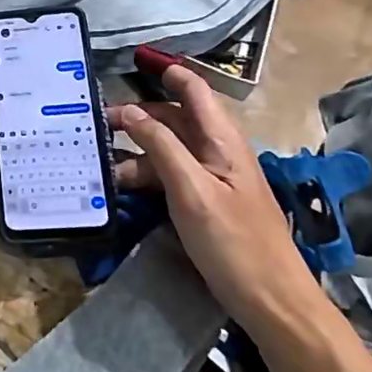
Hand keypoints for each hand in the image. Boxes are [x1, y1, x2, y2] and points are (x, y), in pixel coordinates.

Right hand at [109, 65, 325, 332]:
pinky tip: (121, 186)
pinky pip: (170, 174)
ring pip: (168, 148)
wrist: (275, 306)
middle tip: (96, 124)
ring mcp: (211, 177)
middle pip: (173, 117)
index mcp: (221, 139)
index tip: (126, 65)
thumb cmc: (235, 244)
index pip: (192, 88)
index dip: (163, 72)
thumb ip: (160, 146)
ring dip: (136, 150)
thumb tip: (128, 111)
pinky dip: (145, 174)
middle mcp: (217, 150)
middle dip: (137, 116)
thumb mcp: (191, 192)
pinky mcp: (205, 201)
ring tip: (102, 161)